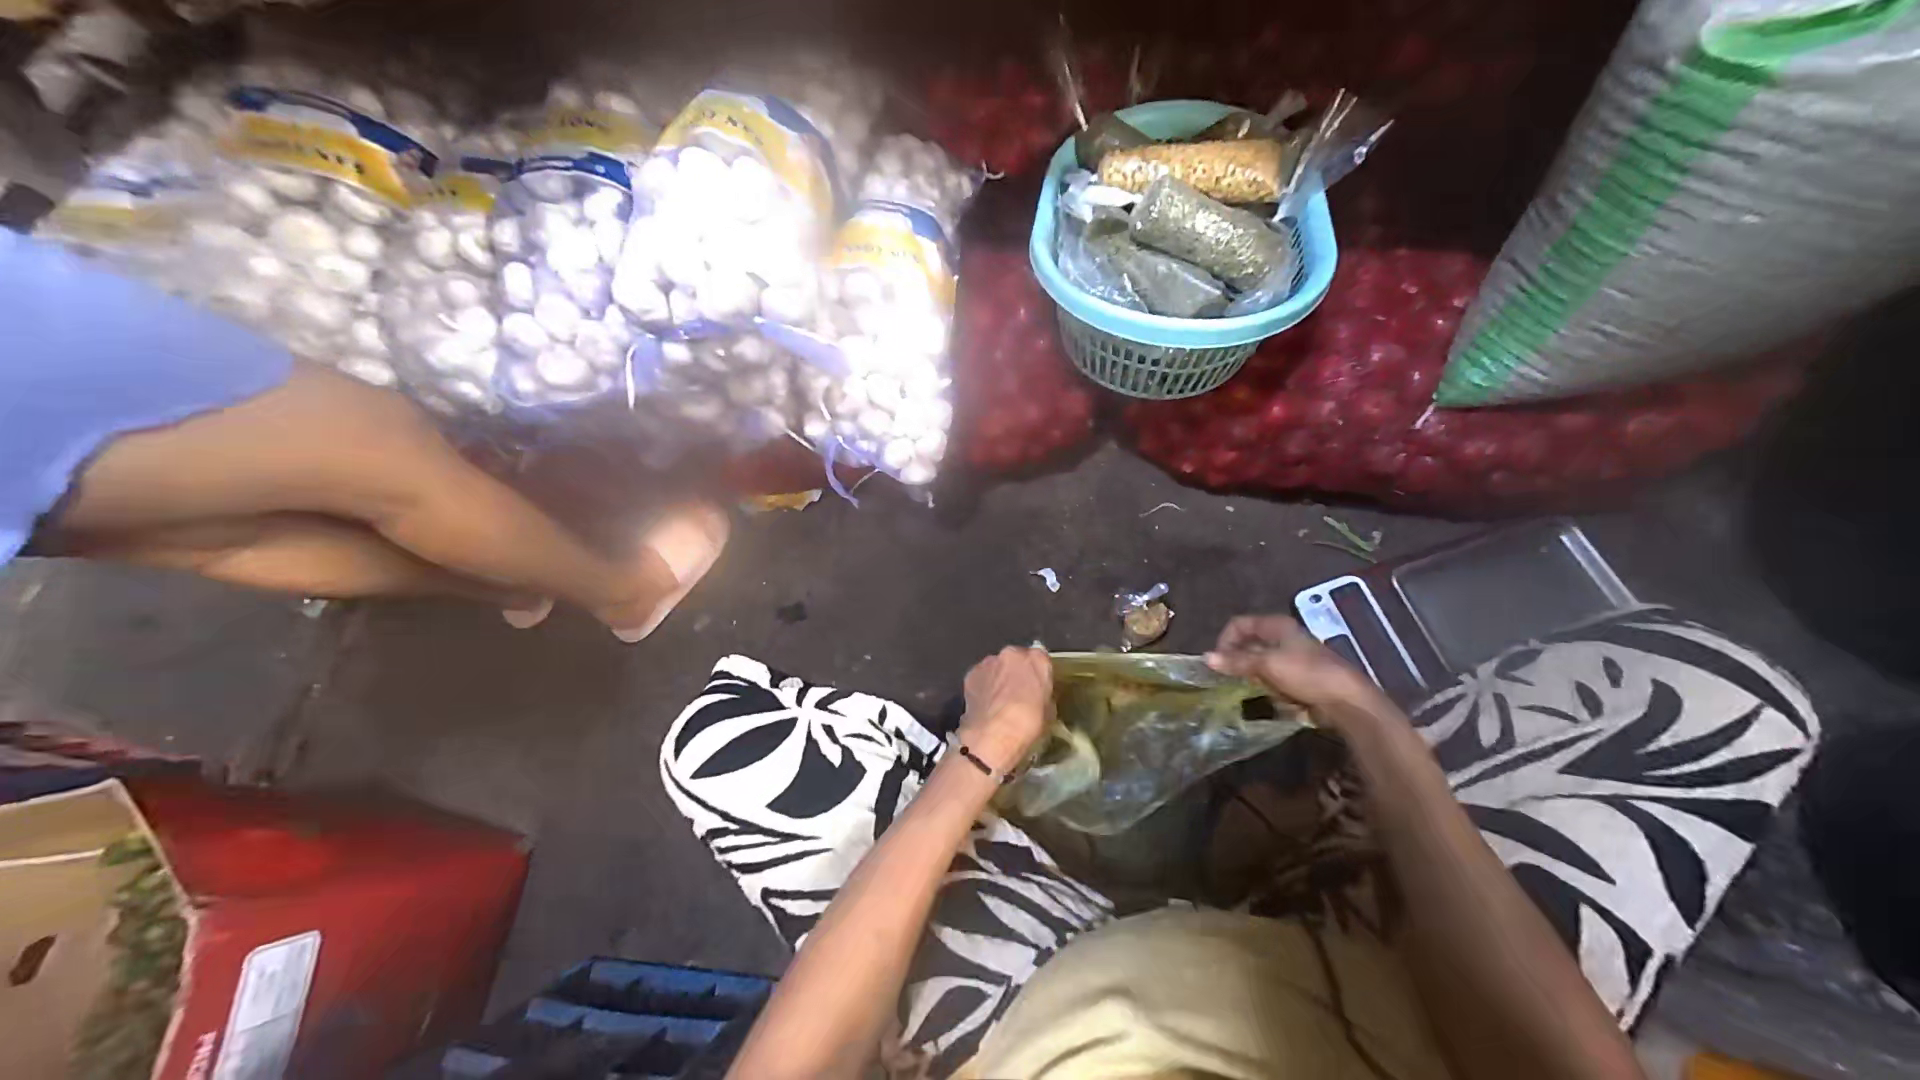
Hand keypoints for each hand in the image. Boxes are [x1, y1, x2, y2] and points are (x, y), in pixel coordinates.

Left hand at [958, 646, 1052, 773]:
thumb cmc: (1029, 724)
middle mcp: (1013, 654)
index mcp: (1037, 659)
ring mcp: (990, 662)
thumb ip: (1042, 694)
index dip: (1037, 673)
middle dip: (1016, 672)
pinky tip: (985, 704)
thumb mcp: (1049, 710)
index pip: (1040, 658)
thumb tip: (1035, 697)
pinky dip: (982, 686)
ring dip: (998, 678)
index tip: (1035, 686)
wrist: (995, 734)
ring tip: (997, 701)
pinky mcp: (971, 673)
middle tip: (1016, 693)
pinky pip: (981, 677)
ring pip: (996, 666)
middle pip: (1016, 658)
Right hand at [1206, 615, 1390, 726]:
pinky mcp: (1299, 677)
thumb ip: (1236, 661)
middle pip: (1249, 643)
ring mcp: (1292, 658)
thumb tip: (1206, 657)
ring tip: (1245, 688)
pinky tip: (1265, 696)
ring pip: (1259, 662)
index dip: (1225, 640)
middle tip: (1227, 677)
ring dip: (1250, 674)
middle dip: (1236, 659)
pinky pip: (1272, 678)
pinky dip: (1264, 685)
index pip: (1240, 624)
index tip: (1218, 661)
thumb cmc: (1306, 674)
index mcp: (1277, 626)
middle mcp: (1284, 637)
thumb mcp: (1267, 665)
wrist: (1347, 701)